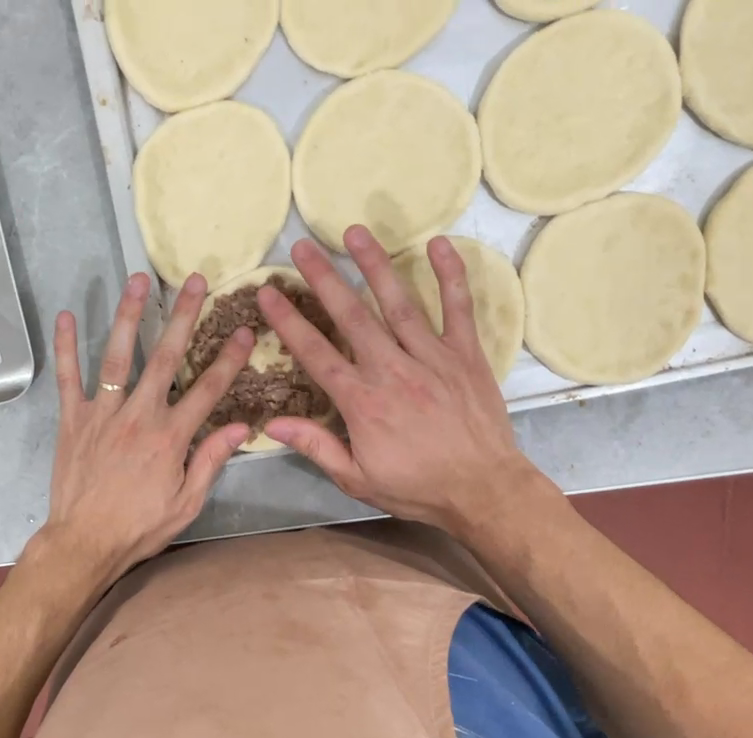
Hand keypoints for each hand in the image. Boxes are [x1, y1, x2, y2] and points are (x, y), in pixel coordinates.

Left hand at [33, 272, 255, 585]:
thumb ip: (211, 461)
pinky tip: (67, 316)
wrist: (84, 542)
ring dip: (129, 315)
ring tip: (137, 279)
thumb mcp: (186, 504)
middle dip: (182, 316)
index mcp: (170, 437)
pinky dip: (67, 347)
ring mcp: (102, 413)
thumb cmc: (139, 528)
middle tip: (194, 281)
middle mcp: (138, 415)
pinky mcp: (72, 420)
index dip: (229, 358)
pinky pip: (68, 378)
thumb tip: (241, 427)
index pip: (208, 389)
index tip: (244, 330)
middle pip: (165, 357)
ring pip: (117, 355)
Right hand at [261, 227, 553, 535]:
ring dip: (375, 265)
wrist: (482, 489)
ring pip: (399, 303)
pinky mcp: (465, 355)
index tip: (269, 293)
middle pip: (352, 316)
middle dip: (324, 279)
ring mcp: (432, 357)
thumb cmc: (415, 488)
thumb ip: (315, 446)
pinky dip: (450, 275)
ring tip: (354, 233)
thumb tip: (272, 425)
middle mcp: (392, 369)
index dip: (289, 321)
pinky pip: (459, 308)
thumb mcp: (355, 478)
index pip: (316, 353)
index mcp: (362, 401)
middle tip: (303, 247)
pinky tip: (437, 244)